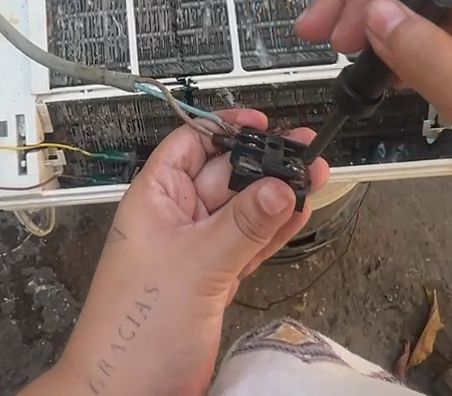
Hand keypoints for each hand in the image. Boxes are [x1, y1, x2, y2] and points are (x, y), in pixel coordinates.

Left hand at [28, 110, 329, 395]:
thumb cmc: (136, 329)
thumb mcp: (195, 265)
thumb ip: (242, 225)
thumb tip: (279, 186)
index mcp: (156, 196)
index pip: (191, 144)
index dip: (225, 128)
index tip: (263, 123)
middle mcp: (176, 216)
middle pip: (225, 175)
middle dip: (264, 163)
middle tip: (305, 153)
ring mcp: (196, 249)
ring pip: (242, 210)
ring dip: (276, 195)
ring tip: (315, 175)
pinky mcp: (214, 279)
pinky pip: (247, 243)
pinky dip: (272, 231)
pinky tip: (297, 212)